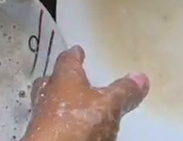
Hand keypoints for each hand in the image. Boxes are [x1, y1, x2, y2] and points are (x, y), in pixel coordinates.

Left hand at [21, 46, 147, 140]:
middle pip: (50, 82)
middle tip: (73, 81)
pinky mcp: (41, 138)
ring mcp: (41, 119)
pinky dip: (60, 125)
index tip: (78, 51)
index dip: (74, 55)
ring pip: (48, 105)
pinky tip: (72, 130)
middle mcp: (48, 94)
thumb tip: (141, 77)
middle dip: (61, 80)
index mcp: (63, 77)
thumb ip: (123, 91)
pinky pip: (50, 125)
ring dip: (59, 104)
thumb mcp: (109, 105)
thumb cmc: (77, 122)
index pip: (67, 59)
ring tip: (75, 108)